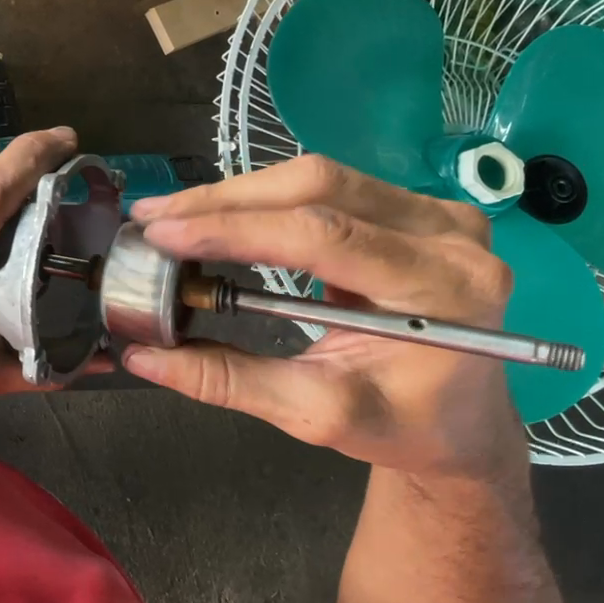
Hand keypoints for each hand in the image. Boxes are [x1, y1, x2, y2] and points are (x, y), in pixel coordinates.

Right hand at [122, 155, 526, 479]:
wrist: (461, 422)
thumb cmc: (402, 425)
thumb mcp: (315, 412)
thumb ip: (230, 380)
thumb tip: (142, 357)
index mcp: (442, 286)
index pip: (323, 235)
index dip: (235, 229)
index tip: (161, 235)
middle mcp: (448, 233)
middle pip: (318, 186)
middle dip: (224, 199)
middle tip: (153, 217)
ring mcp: (433, 213)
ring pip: (315, 177)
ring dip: (235, 194)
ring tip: (171, 214)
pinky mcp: (409, 208)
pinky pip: (323, 187)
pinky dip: (260, 198)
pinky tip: (216, 213)